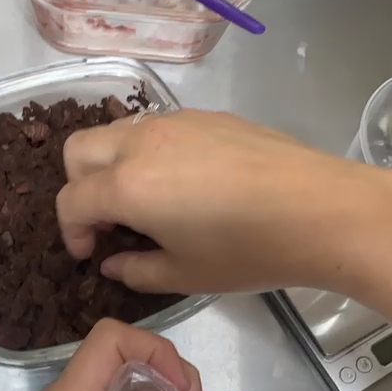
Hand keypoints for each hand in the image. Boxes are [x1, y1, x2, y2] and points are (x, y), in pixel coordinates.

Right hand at [55, 109, 391, 296]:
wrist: (320, 210)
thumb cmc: (248, 251)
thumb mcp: (185, 274)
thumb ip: (136, 270)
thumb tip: (112, 263)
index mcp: (128, 185)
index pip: (72, 200)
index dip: (71, 232)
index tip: (90, 254)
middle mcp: (142, 142)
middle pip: (79, 151)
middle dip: (79, 187)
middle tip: (106, 223)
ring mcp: (176, 121)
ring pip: (117, 132)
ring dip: (112, 166)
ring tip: (143, 203)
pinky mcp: (207, 116)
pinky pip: (156, 127)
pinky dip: (147, 153)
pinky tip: (182, 184)